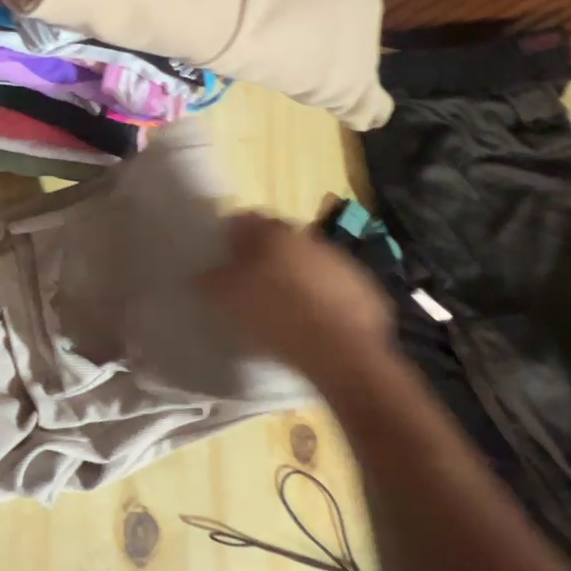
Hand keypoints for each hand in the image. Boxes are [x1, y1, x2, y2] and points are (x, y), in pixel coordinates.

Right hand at [198, 212, 395, 390]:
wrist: (341, 351)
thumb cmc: (273, 315)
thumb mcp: (224, 298)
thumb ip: (210, 279)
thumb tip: (206, 273)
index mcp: (272, 233)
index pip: (244, 219)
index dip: (228, 235)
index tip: (219, 255)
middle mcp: (309, 239)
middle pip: (278, 240)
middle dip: (262, 257)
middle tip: (245, 282)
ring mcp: (342, 263)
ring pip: (307, 263)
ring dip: (292, 277)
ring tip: (277, 307)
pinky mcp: (365, 290)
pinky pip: (331, 288)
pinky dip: (318, 298)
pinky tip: (308, 323)